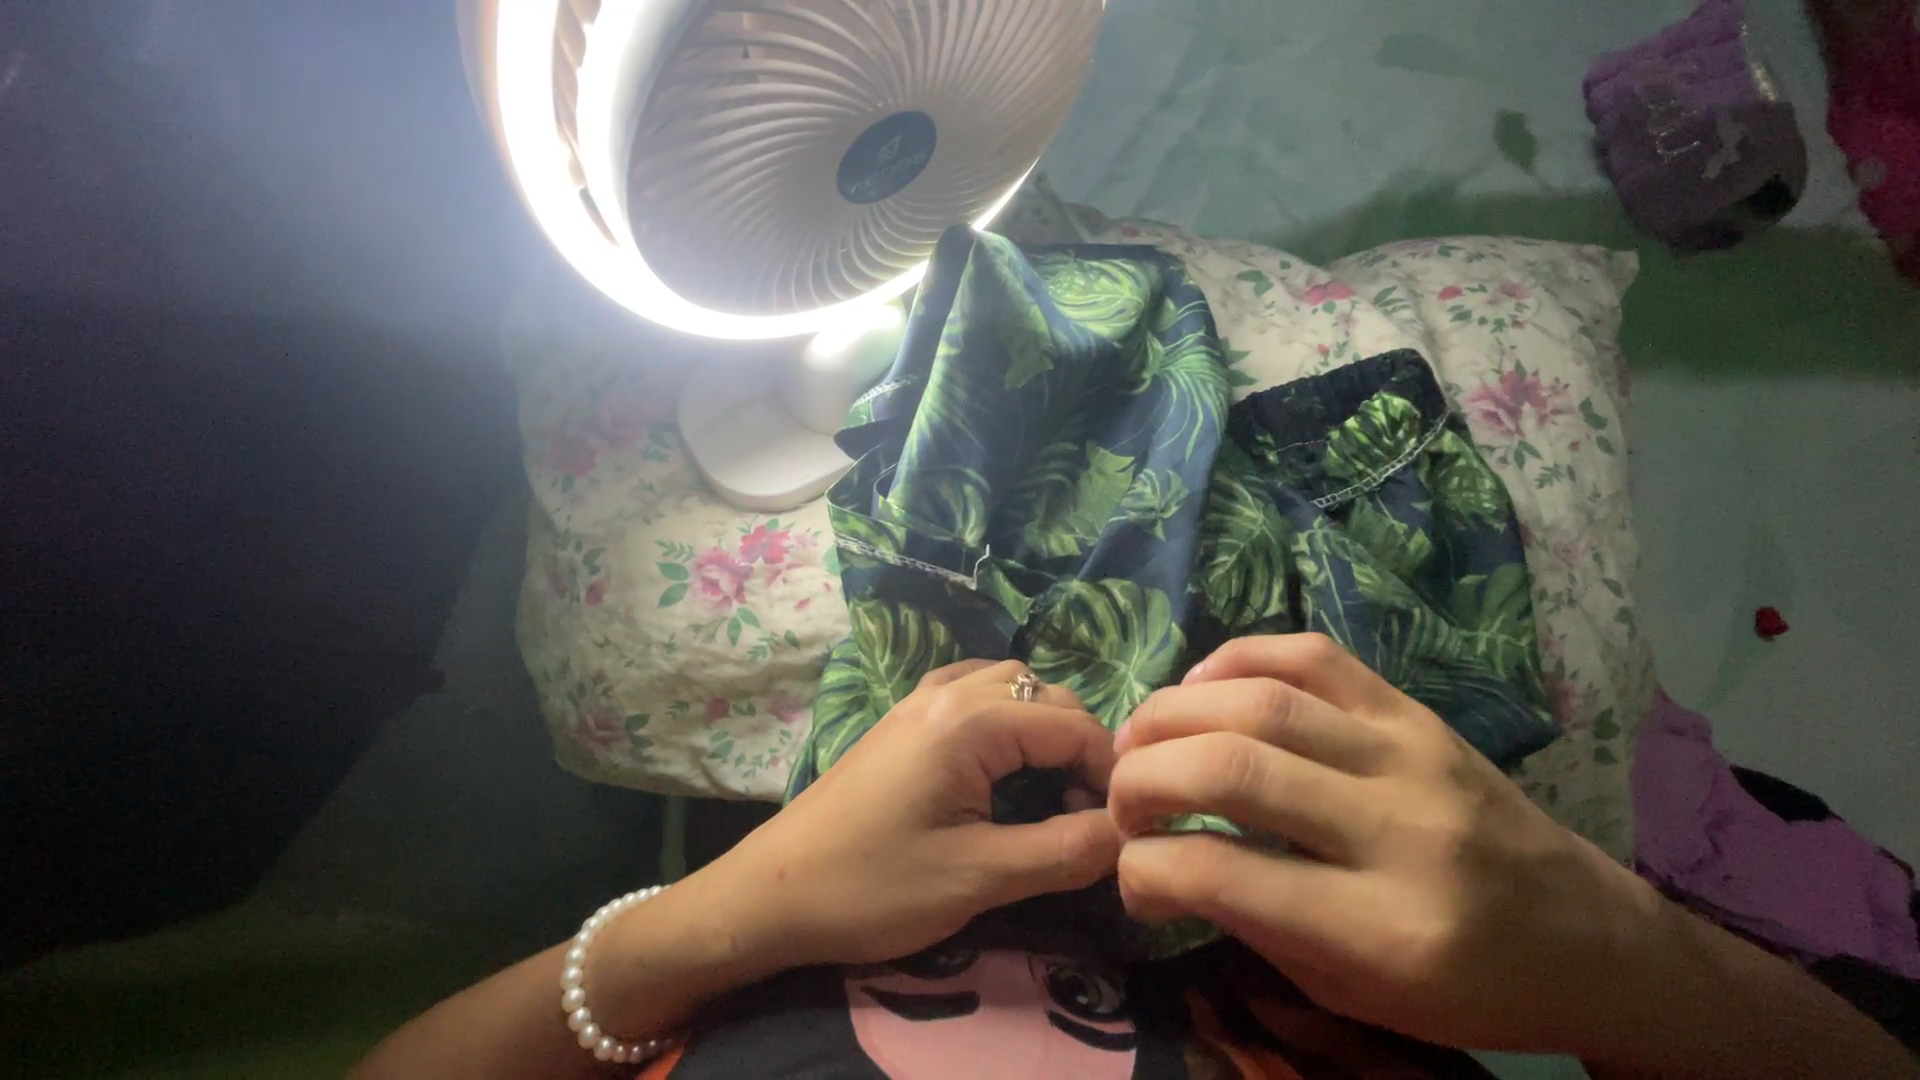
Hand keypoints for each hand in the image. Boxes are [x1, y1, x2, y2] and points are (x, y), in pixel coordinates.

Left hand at [699, 660, 1121, 970]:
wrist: (770, 893)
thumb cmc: (872, 886)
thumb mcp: (977, 877)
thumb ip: (1062, 851)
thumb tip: (1127, 834)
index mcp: (969, 720)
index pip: (1073, 724)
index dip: (1109, 772)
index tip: (1121, 825)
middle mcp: (947, 691)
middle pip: (1045, 695)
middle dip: (1080, 745)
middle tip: (1086, 811)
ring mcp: (918, 698)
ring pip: (1008, 685)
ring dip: (1043, 725)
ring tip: (1050, 786)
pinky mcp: (900, 718)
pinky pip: (970, 692)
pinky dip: (1004, 716)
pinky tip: (1001, 761)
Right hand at [1107, 634, 1666, 1056]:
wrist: (1595, 940)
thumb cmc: (1466, 987)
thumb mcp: (1350, 991)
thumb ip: (1249, 919)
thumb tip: (1156, 858)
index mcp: (1385, 929)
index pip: (1220, 873)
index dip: (1143, 868)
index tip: (1128, 872)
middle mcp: (1398, 827)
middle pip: (1231, 769)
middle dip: (1141, 776)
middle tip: (1118, 796)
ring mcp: (1409, 751)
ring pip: (1259, 701)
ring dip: (1170, 713)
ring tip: (1138, 738)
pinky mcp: (1413, 709)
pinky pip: (1309, 652)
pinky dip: (1234, 658)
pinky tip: (1200, 688)